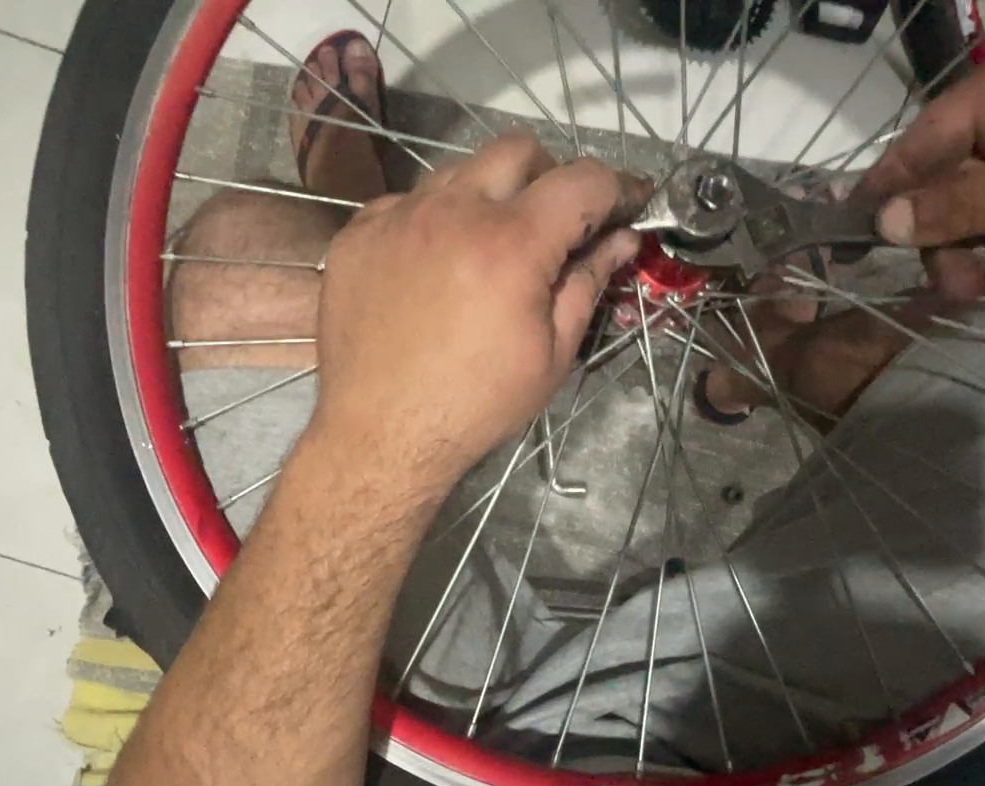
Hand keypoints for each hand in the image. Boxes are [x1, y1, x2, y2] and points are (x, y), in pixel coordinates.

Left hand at [311, 134, 647, 489]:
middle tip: (551, 227)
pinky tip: (431, 270)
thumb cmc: (475, 406)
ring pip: (457, 173)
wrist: (380, 435)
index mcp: (510, 243)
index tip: (627, 204)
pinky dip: (431, 223)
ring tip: (484, 253)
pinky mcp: (357, 236)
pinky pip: (406, 204)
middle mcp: (451, 211)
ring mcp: (396, 217)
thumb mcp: (549, 356)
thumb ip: (587, 285)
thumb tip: (621, 239)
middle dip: (548, 177)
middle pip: (517, 151)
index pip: (581, 180)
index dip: (617, 187)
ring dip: (485, 199)